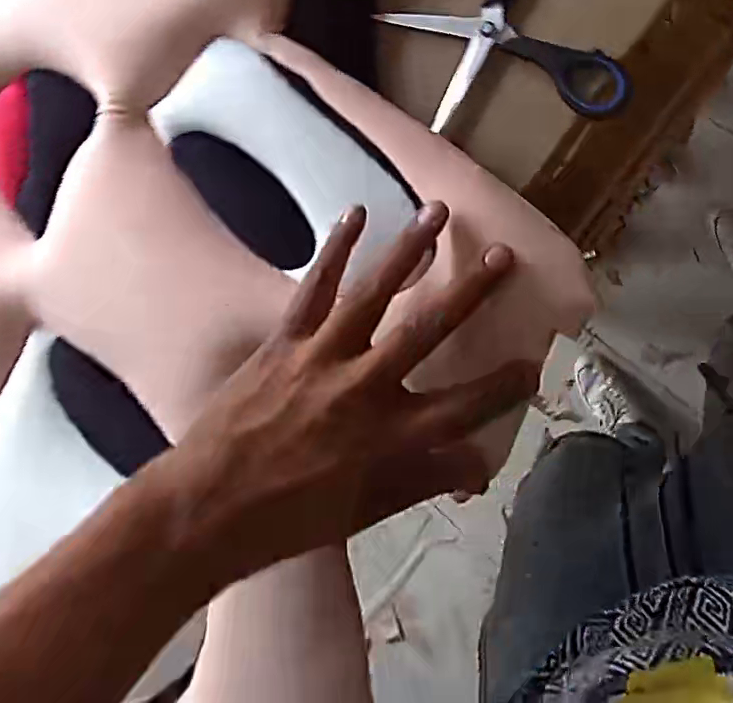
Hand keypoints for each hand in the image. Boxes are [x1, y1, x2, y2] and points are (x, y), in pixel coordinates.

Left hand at [172, 201, 534, 585]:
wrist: (200, 513)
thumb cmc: (287, 520)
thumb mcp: (364, 511)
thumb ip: (424, 479)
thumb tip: (477, 464)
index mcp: (386, 439)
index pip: (463, 410)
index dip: (503, 387)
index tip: (533, 363)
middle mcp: (361, 389)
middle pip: (428, 332)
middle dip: (472, 292)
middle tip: (502, 256)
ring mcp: (321, 358)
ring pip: (374, 295)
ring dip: (409, 250)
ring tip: (437, 213)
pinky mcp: (285, 340)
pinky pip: (315, 287)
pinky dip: (337, 248)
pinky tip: (357, 213)